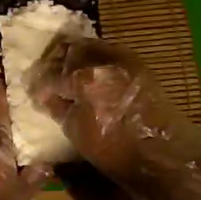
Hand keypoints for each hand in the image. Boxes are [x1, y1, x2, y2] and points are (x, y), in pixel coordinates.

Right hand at [33, 38, 200, 199]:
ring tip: (68, 76)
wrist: (164, 154)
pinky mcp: (138, 63)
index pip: (52, 75)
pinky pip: (109, 52)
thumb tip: (47, 96)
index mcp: (86, 79)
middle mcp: (105, 60)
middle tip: (48, 78)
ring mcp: (124, 58)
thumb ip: (60, 108)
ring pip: (90, 46)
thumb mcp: (78, 133)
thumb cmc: (117, 151)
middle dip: (55, 62)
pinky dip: (95, 59)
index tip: (36, 95)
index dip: (40, 86)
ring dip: (75, 57)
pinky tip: (90, 76)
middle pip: (70, 48)